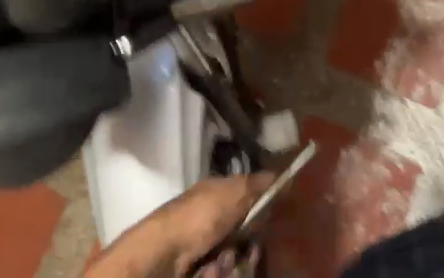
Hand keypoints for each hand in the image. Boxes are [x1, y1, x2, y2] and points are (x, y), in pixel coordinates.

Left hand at [86, 173, 274, 277]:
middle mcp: (212, 221)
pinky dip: (215, 275)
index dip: (262, 215)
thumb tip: (284, 176)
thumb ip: (260, 185)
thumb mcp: (234, 192)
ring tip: (217, 266)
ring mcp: (203, 249)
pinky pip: (219, 274)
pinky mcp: (199, 271)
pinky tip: (206, 274)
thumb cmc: (198, 217)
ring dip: (231, 265)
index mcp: (218, 196)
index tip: (268, 225)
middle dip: (248, 248)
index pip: (250, 202)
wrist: (159, 258)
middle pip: (246, 237)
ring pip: (235, 260)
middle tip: (247, 252)